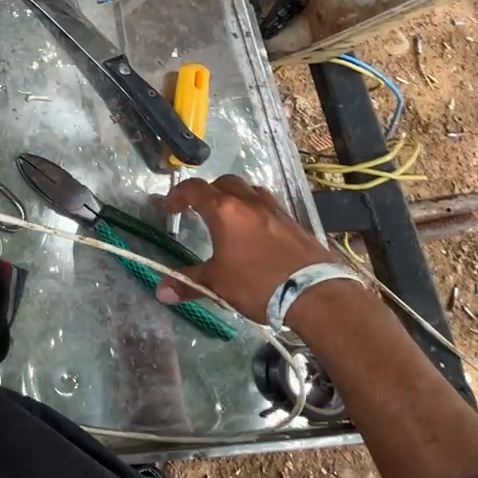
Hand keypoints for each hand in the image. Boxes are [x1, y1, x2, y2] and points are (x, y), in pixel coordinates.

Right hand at [153, 175, 336, 321]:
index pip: (193, 189)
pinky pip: (271, 206)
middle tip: (202, 210)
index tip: (170, 209)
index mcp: (224, 211)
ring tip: (232, 216)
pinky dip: (259, 211)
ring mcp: (276, 211)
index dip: (177, 195)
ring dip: (237, 197)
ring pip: (251, 190)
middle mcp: (248, 203)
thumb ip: (188, 283)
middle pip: (224, 182)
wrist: (316, 295)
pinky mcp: (296, 224)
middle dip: (209, 192)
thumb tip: (161, 292)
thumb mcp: (218, 284)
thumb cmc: (259, 284)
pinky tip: (260, 232)